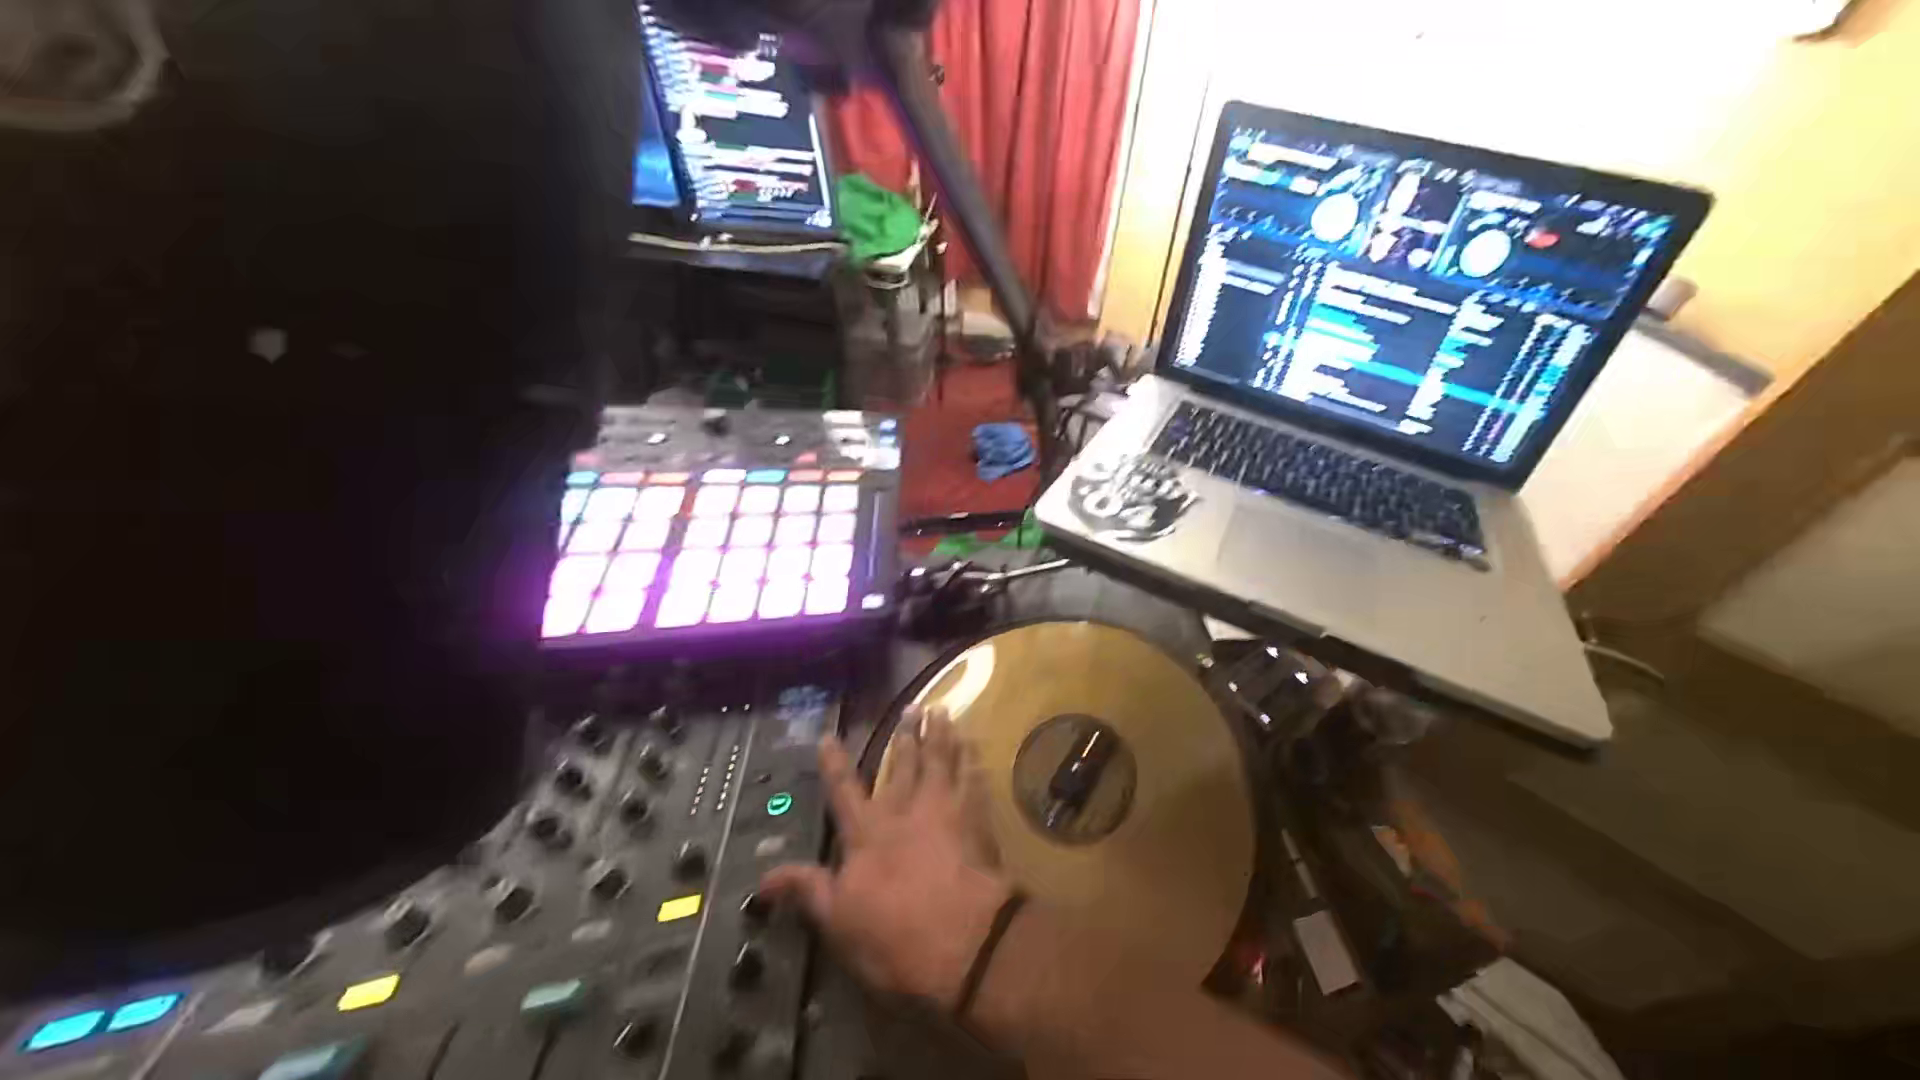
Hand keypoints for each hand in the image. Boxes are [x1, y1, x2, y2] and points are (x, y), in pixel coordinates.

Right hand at [760, 705, 1011, 1010]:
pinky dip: (974, 761)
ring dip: (941, 736)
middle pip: (904, 765)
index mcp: (867, 832)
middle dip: (905, 736)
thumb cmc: (895, 935)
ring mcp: (943, 810)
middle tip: (911, 707)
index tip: (829, 736)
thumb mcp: (839, 920)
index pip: (844, 790)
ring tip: (941, 711)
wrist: (964, 939)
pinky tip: (976, 748)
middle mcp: (904, 810)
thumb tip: (763, 878)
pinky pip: (975, 780)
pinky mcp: (977, 819)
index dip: (835, 764)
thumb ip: (807, 889)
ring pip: (941, 761)